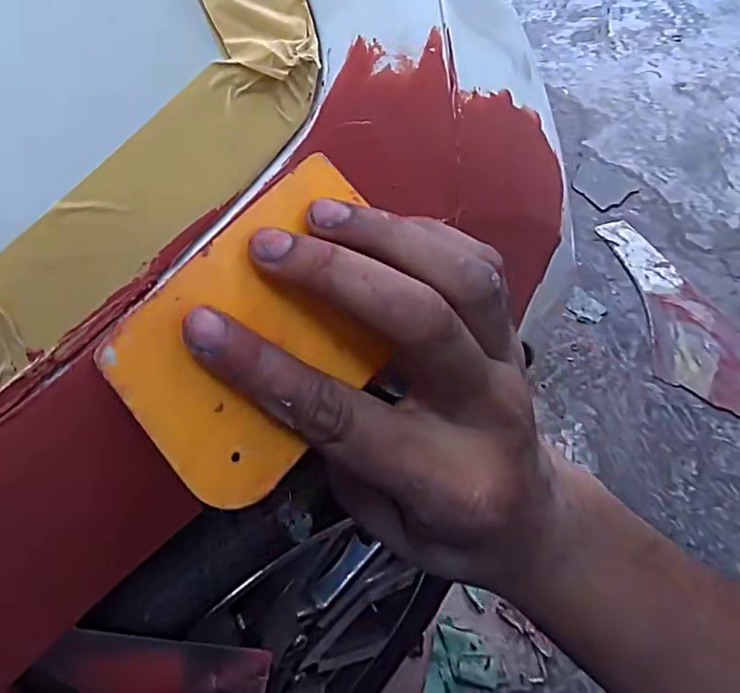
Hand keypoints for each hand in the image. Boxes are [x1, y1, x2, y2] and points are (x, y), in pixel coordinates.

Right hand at [181, 198, 591, 598]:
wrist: (535, 520)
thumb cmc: (443, 527)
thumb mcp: (378, 520)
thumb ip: (330, 449)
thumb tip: (269, 365)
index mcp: (446, 479)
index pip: (341, 414)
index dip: (265, 368)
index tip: (203, 326)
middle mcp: (488, 409)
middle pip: (417, 320)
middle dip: (334, 274)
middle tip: (266, 247)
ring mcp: (509, 358)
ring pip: (460, 276)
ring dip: (382, 233)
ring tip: (318, 212)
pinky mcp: (514, 326)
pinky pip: (476, 260)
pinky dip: (419, 232)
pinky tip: (373, 222)